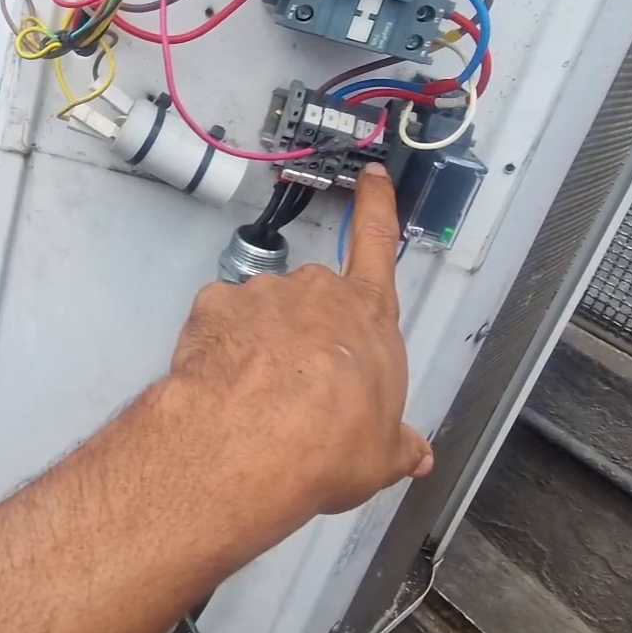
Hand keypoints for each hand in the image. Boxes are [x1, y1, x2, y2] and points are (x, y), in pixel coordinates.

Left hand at [158, 164, 432, 532]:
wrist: (252, 440)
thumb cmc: (330, 442)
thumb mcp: (383, 455)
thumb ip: (399, 443)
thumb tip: (417, 454)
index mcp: (366, 315)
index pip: (377, 244)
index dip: (377, 206)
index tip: (372, 177)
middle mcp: (315, 291)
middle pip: (315, 301)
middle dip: (308, 333)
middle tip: (300, 383)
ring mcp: (261, 292)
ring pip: (265, 310)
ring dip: (263, 340)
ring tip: (258, 391)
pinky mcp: (214, 303)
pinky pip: (222, 318)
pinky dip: (222, 341)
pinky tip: (225, 377)